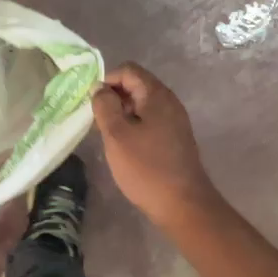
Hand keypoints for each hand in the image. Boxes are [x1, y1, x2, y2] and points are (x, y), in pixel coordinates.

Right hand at [92, 63, 220, 229]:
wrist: (185, 206)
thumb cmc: (147, 168)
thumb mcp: (117, 135)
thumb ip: (105, 106)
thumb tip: (99, 89)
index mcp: (157, 95)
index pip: (128, 70)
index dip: (106, 80)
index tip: (92, 103)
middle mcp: (169, 102)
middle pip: (136, 85)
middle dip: (114, 98)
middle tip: (98, 121)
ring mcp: (175, 120)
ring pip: (142, 104)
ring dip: (122, 113)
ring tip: (109, 136)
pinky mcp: (175, 138)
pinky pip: (150, 120)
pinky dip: (134, 126)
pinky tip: (126, 147)